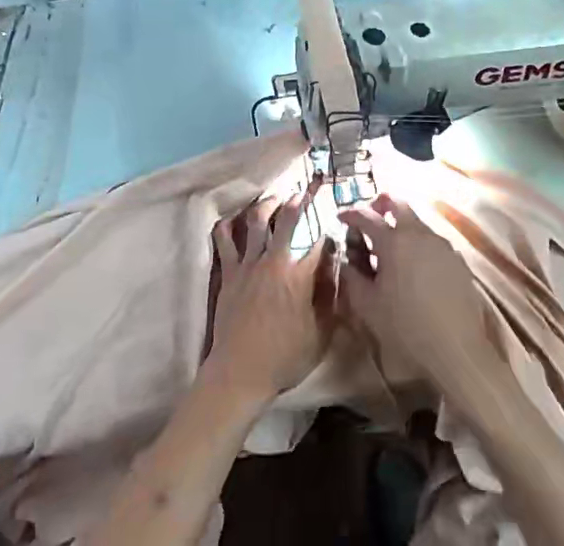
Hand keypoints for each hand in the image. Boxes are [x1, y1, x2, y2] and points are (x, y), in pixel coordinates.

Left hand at [205, 191, 336, 401]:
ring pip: (256, 222)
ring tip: (274, 197)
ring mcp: (248, 264)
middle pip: (287, 220)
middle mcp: (274, 261)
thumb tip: (338, 275)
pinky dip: (228, 226)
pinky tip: (232, 219)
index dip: (329, 229)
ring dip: (266, 205)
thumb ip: (331, 302)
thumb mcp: (321, 336)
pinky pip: (225, 241)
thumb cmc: (284, 358)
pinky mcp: (228, 273)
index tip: (334, 223)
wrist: (239, 372)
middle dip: (299, 201)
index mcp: (300, 276)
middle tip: (306, 191)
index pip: (319, 242)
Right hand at [338, 195, 492, 390]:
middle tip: (370, 216)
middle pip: (398, 204)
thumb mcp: (367, 305)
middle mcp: (419, 234)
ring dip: (401, 224)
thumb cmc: (405, 327)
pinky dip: (418, 243)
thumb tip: (345, 262)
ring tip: (391, 247)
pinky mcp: (458, 260)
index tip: (341, 217)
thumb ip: (352, 278)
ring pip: (418, 222)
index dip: (350, 213)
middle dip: (380, 204)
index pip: (366, 216)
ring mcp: (442, 245)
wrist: (456, 349)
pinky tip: (414, 266)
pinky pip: (433, 241)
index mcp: (393, 241)